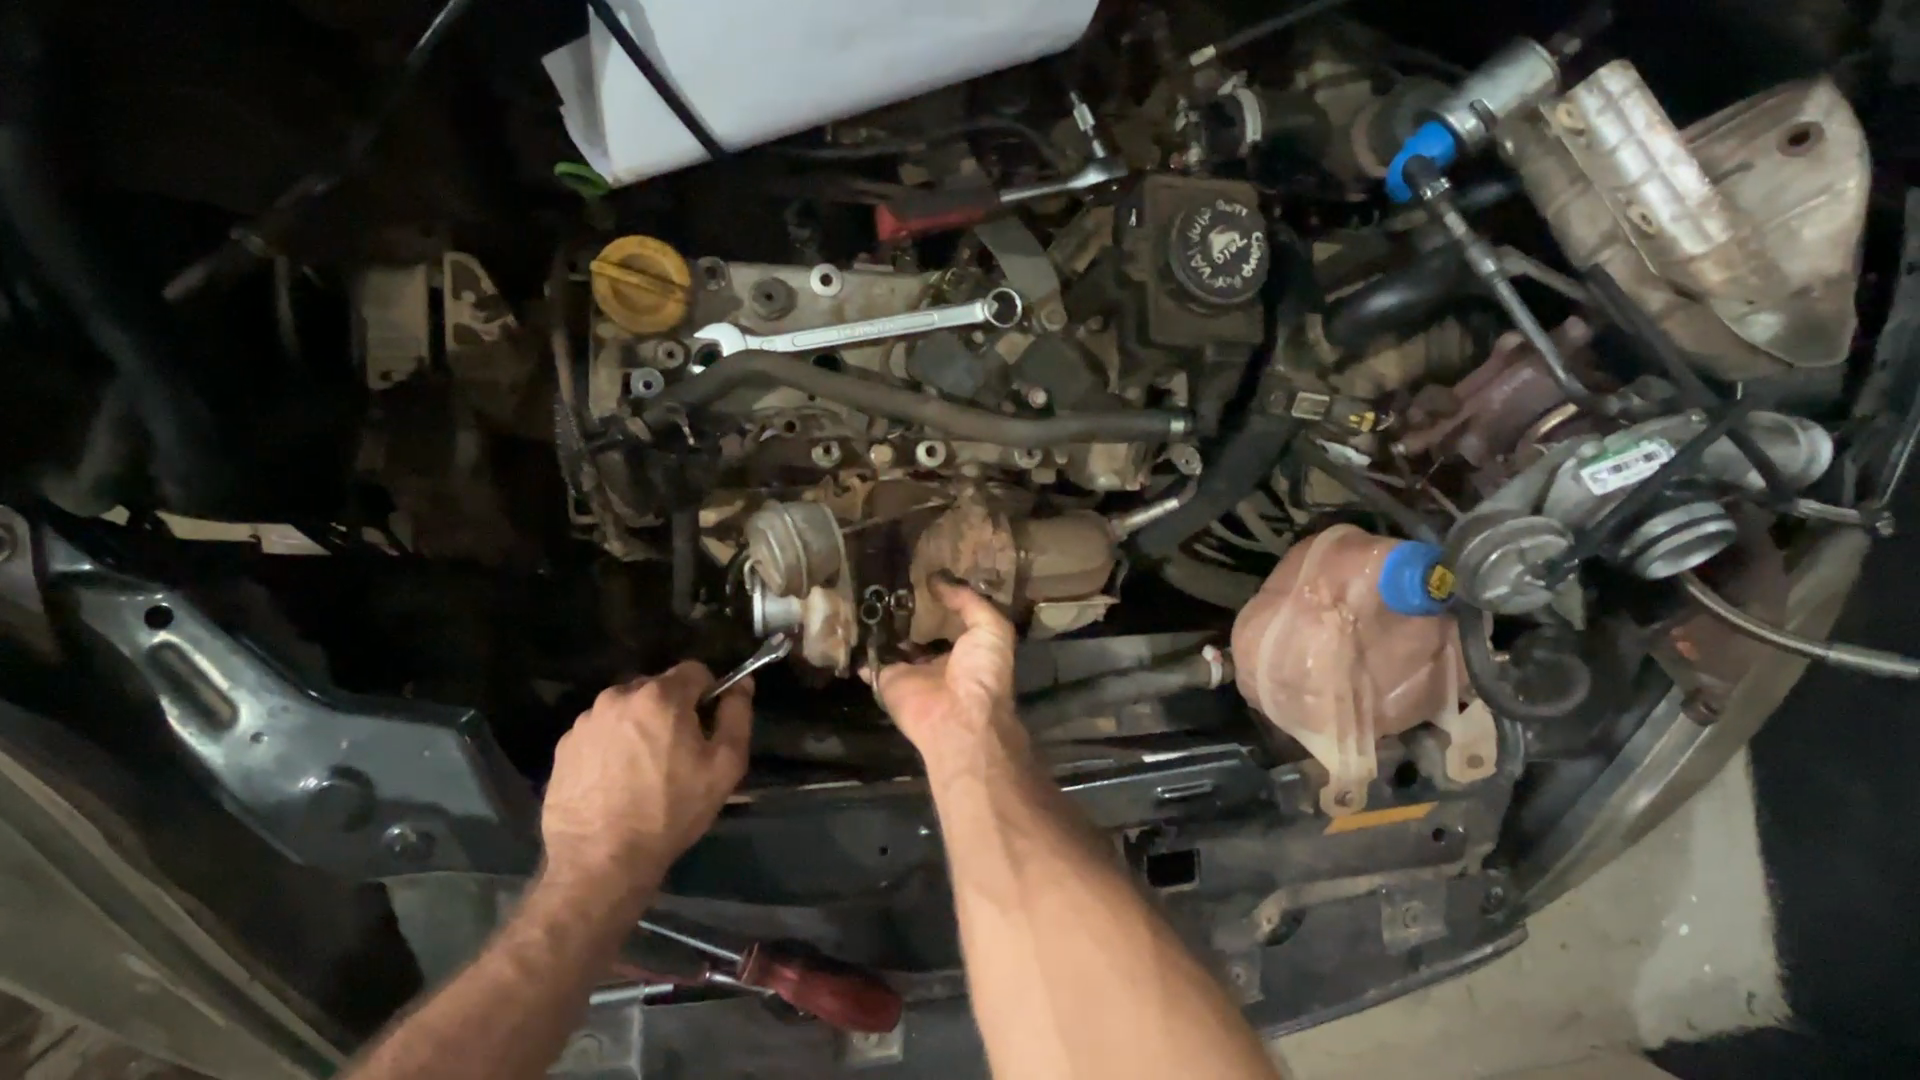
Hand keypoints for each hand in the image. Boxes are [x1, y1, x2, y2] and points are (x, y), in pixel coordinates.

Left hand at [541, 663, 751, 901]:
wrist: (601, 860)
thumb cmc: (672, 810)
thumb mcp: (725, 766)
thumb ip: (737, 715)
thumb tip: (742, 685)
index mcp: (660, 696)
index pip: (695, 670)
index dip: (708, 694)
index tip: (707, 726)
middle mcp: (618, 696)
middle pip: (657, 688)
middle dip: (672, 709)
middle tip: (678, 752)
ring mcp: (586, 720)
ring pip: (626, 708)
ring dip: (639, 725)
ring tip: (643, 769)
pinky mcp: (564, 746)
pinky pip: (600, 731)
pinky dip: (612, 744)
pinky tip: (616, 780)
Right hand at [873, 579, 1029, 781]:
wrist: (959, 717)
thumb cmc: (983, 672)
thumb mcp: (991, 628)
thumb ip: (967, 601)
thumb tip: (938, 579)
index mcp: (967, 649)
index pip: (951, 619)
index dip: (939, 598)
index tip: (922, 572)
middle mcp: (938, 660)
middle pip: (919, 630)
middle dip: (907, 608)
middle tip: (889, 576)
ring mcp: (911, 671)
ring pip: (892, 643)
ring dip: (881, 623)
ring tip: (866, 589)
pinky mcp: (887, 681)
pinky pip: (870, 661)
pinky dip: (859, 647)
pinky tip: (849, 620)